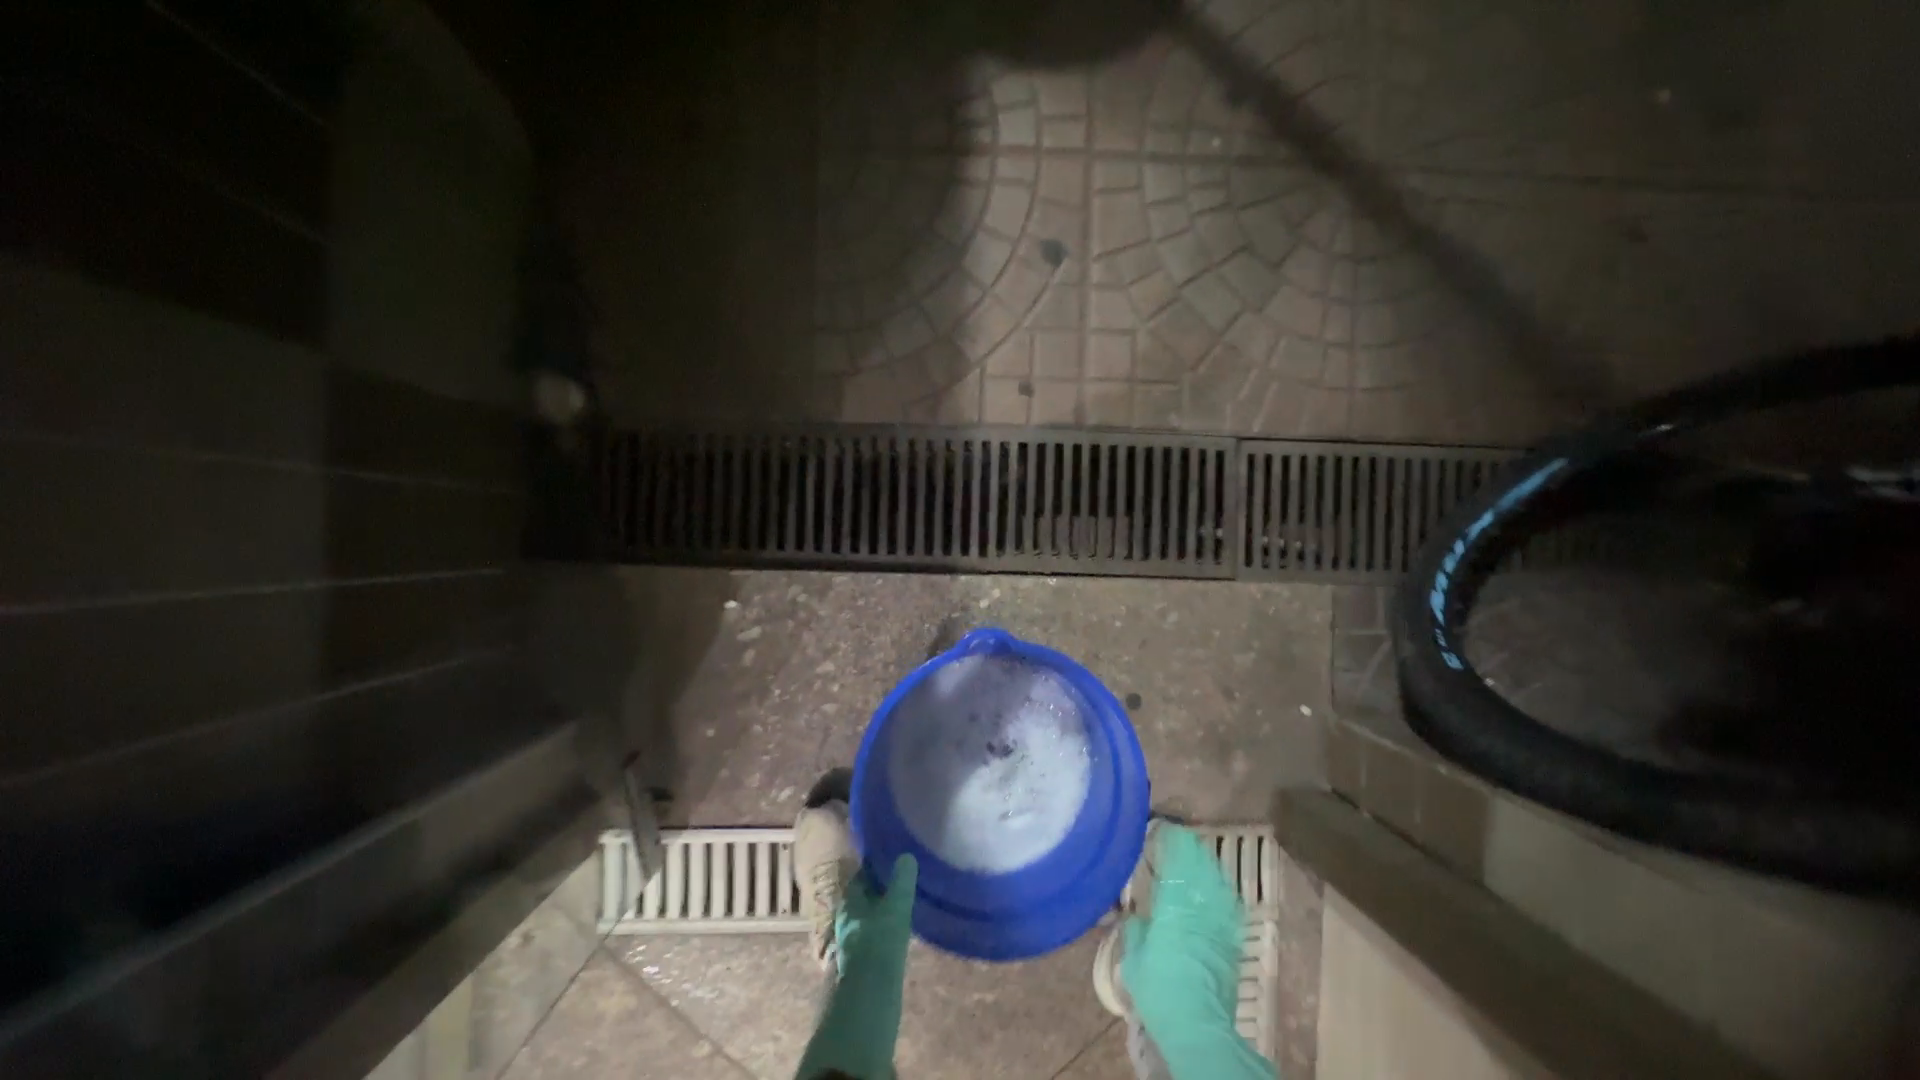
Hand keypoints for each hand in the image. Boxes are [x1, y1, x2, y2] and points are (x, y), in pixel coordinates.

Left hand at [835, 854, 917, 976]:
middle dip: (883, 886)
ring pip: (871, 914)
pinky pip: (877, 931)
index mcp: (850, 900)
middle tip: (905, 876)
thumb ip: (902, 880)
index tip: (896, 857)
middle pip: (866, 895)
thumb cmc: (880, 940)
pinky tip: (903, 926)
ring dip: (886, 906)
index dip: (878, 865)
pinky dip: (888, 924)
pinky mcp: (864, 956)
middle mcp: (847, 916)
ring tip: (907, 899)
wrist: (871, 991)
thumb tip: (907, 856)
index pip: (863, 874)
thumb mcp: (896, 905)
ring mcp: (854, 938)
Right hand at [1119, 827, 1271, 1079]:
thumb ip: (1135, 927)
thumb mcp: (1133, 956)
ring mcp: (1223, 918)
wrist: (1198, 1026)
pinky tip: (1204, 896)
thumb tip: (1136, 914)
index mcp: (1175, 898)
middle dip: (1184, 848)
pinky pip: (1225, 901)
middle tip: (1166, 845)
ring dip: (1201, 866)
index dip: (1167, 835)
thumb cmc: (1159, 988)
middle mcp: (1203, 900)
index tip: (1154, 830)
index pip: (1176, 851)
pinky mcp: (1233, 937)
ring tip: (1185, 866)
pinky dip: (1214, 891)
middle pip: (1199, 859)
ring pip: (1215, 877)